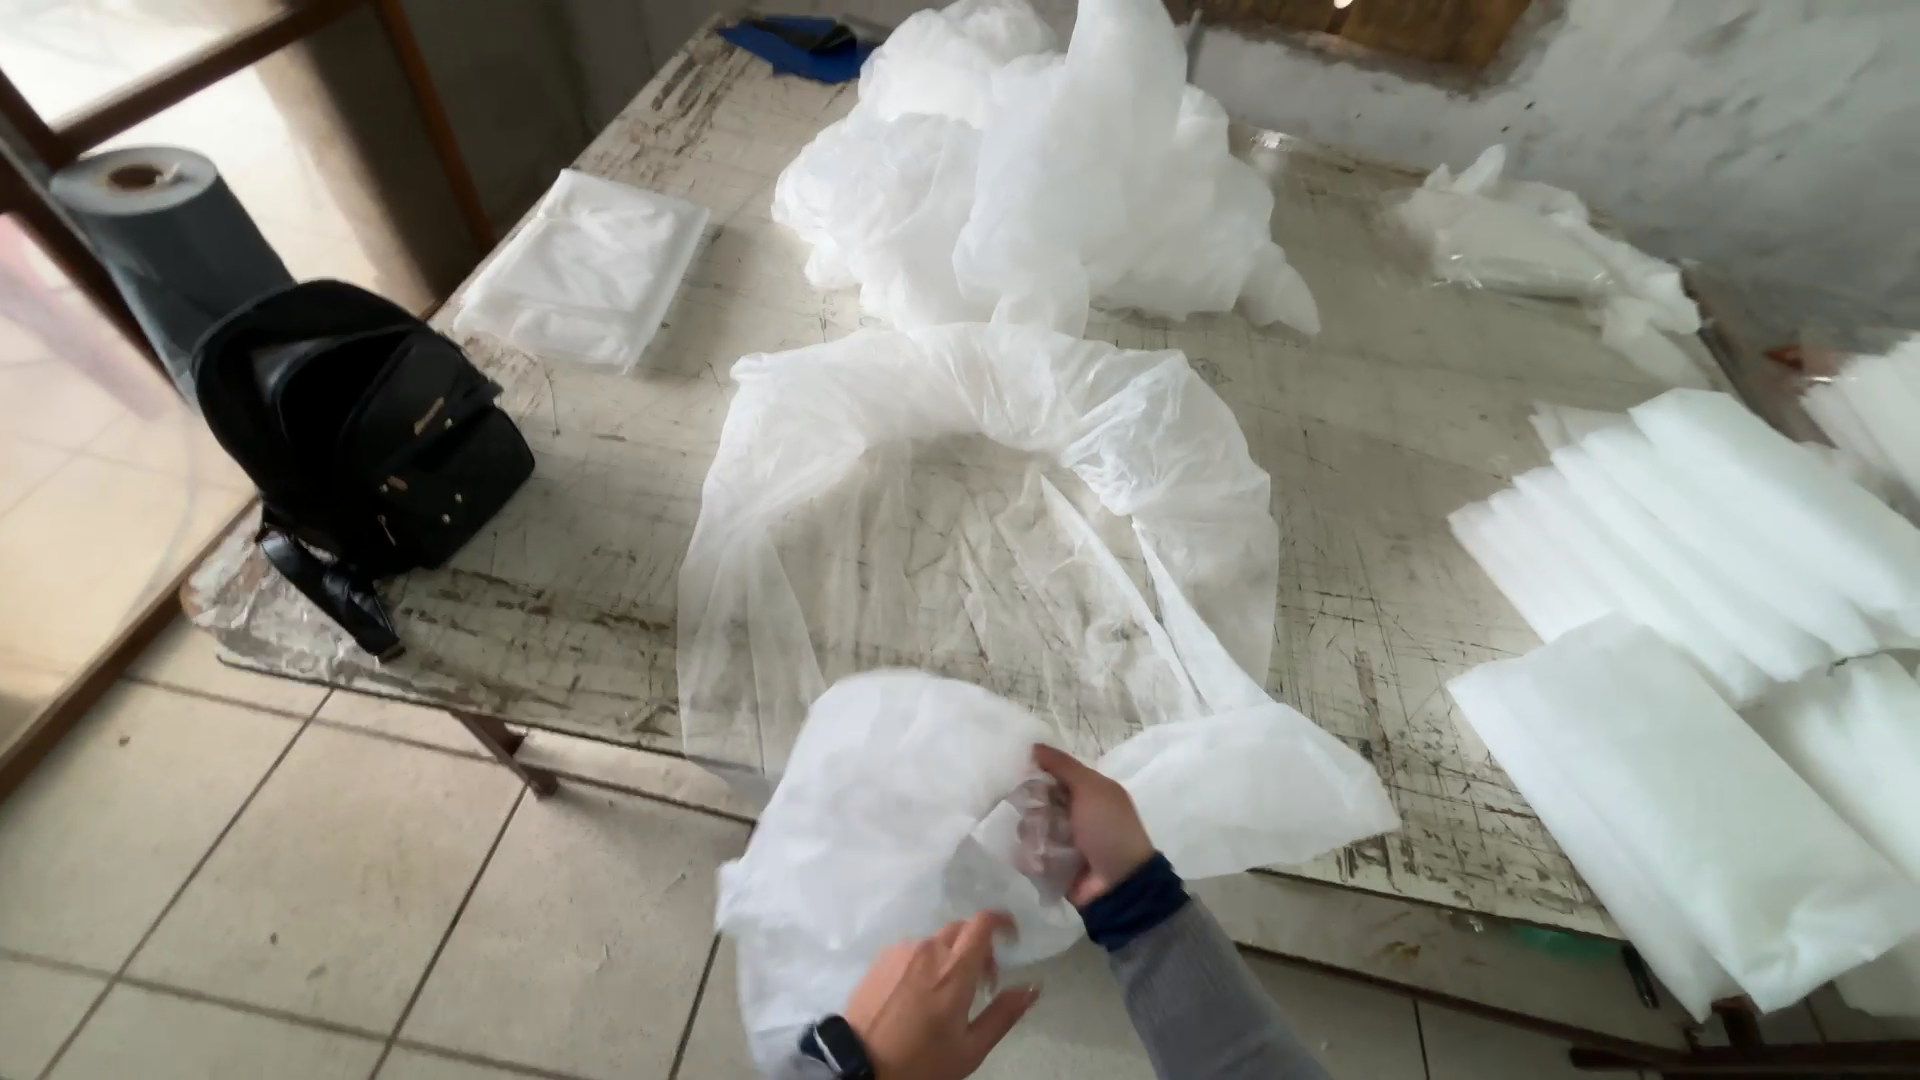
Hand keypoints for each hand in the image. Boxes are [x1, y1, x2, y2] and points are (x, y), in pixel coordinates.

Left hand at [843, 912, 1038, 1079]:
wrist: (858, 1066)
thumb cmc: (921, 1062)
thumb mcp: (969, 1049)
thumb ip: (1004, 1013)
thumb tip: (1033, 985)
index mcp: (955, 968)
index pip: (983, 922)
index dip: (1002, 920)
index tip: (1012, 937)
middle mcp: (929, 948)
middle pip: (963, 930)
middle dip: (979, 948)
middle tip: (980, 983)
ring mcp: (903, 950)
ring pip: (937, 941)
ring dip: (950, 957)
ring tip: (946, 994)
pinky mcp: (882, 957)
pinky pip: (913, 949)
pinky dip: (925, 963)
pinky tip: (918, 994)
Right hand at [1033, 744, 1154, 906]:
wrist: (1118, 885)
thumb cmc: (1108, 829)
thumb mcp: (1091, 788)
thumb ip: (1062, 765)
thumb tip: (1033, 745)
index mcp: (1086, 790)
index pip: (1050, 772)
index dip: (1036, 770)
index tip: (1020, 771)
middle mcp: (1071, 811)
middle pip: (1035, 797)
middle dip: (1033, 804)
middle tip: (1041, 812)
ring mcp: (1059, 838)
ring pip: (1029, 824)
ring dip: (1034, 831)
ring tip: (1046, 842)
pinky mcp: (1049, 863)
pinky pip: (1028, 852)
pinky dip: (1031, 855)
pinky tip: (1040, 859)